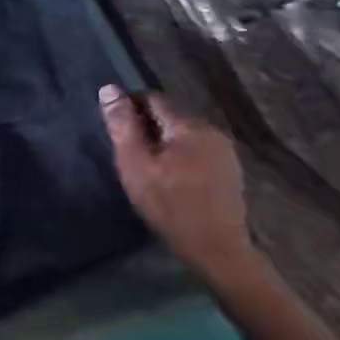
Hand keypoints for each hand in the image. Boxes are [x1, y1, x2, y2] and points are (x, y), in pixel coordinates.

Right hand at [99, 86, 257, 278]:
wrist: (217, 251)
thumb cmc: (170, 207)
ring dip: (164, 143)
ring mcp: (225, 151)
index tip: (117, 133)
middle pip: (169, 116)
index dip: (130, 109)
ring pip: (183, 134)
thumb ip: (122, 125)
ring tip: (149, 168)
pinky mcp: (230, 170)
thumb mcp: (136, 164)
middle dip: (147, 127)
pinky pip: (197, 150)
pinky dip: (181, 156)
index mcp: (189, 125)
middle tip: (130, 154)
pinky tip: (173, 180)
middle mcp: (212, 130)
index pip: (152, 98)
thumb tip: (109, 88)